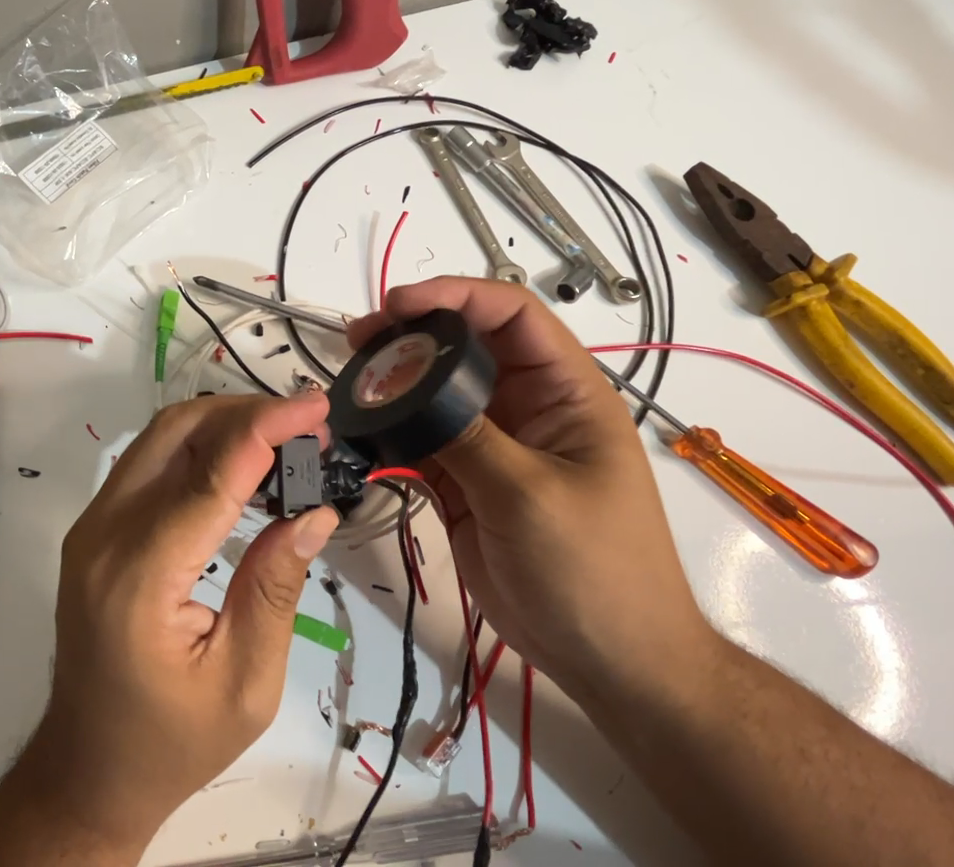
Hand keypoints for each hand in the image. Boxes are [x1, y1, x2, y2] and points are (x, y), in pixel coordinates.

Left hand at [13, 393, 337, 850]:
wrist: (88, 769)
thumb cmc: (171, 743)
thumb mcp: (244, 683)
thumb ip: (275, 587)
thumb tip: (315, 511)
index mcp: (139, 578)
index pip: (210, 477)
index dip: (266, 431)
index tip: (317, 406)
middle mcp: (104, 536)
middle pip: (175, 435)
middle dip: (245, 414)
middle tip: (308, 423)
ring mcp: (92, 529)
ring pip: (160, 440)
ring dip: (223, 424)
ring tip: (286, 437)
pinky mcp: (95, 531)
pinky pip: (149, 465)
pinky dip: (200, 449)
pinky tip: (244, 463)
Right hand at [347, 277, 716, 702]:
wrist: (605, 657)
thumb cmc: (593, 569)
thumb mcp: (531, 494)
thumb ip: (467, 437)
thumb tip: (405, 387)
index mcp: (566, 392)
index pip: (512, 316)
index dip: (457, 296)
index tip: (398, 304)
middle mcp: (527, 407)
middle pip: (465, 348)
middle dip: (412, 335)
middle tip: (358, 340)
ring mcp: (493, 446)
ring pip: (437, 395)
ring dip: (394, 383)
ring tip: (349, 379)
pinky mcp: (466, 483)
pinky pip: (422, 443)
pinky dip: (390, 432)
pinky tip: (357, 428)